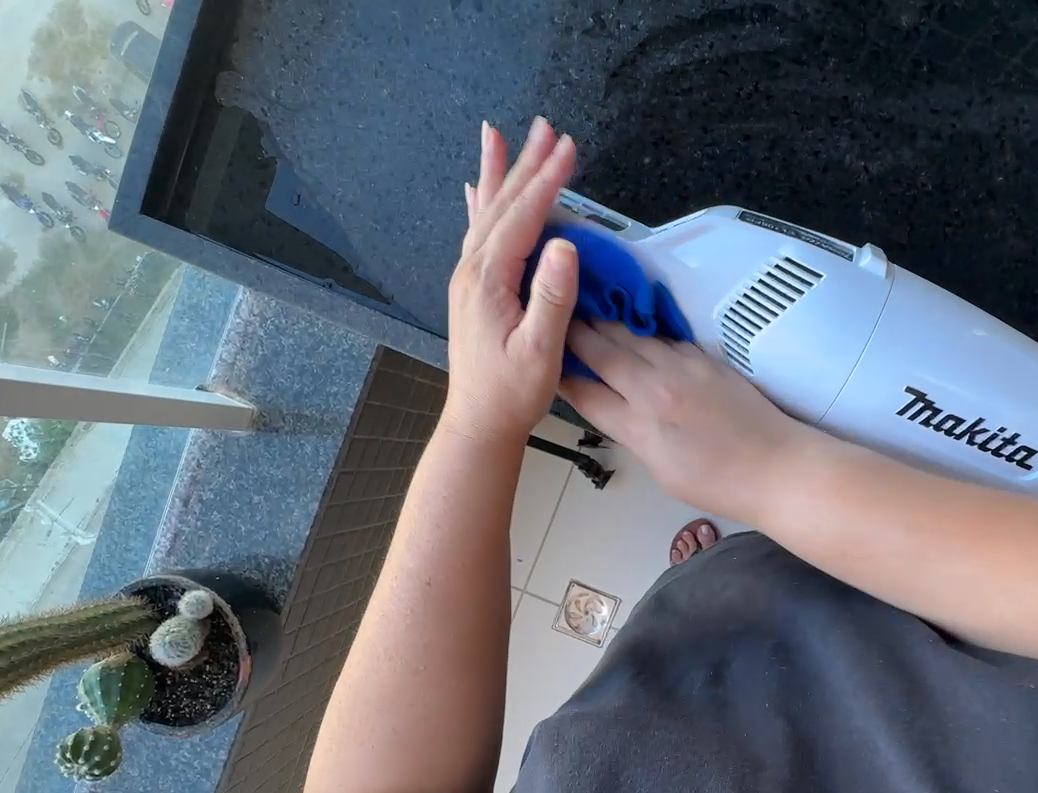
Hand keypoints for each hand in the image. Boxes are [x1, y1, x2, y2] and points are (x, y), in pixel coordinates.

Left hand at [441, 117, 579, 446]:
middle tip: (545, 127)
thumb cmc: (511, 393)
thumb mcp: (540, 351)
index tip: (569, 149)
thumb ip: (552, 298)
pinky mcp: (472, 291)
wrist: (479, 421)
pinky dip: (479, 206)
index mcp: (489, 282)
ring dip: (499, 175)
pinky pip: (476, 234)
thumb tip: (565, 246)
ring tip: (499, 136)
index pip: (523, 219)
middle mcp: (472, 272)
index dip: (547, 182)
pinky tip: (475, 190)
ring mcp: (468, 280)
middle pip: (501, 206)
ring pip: (486, 214)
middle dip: (525, 165)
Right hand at [558, 321, 819, 521]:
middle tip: (557, 321)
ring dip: (606, 325)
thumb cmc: (717, 483)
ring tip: (586, 315)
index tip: (547, 364)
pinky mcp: (705, 358)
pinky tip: (635, 331)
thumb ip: (634, 436)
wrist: (774, 466)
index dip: (562, 376)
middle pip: (603, 351)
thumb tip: (619, 412)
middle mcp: (655, 390)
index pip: (586, 393)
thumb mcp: (660, 471)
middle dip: (576, 335)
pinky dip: (644, 335)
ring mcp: (682, 368)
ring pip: (632, 337)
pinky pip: (664, 340)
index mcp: (639, 428)